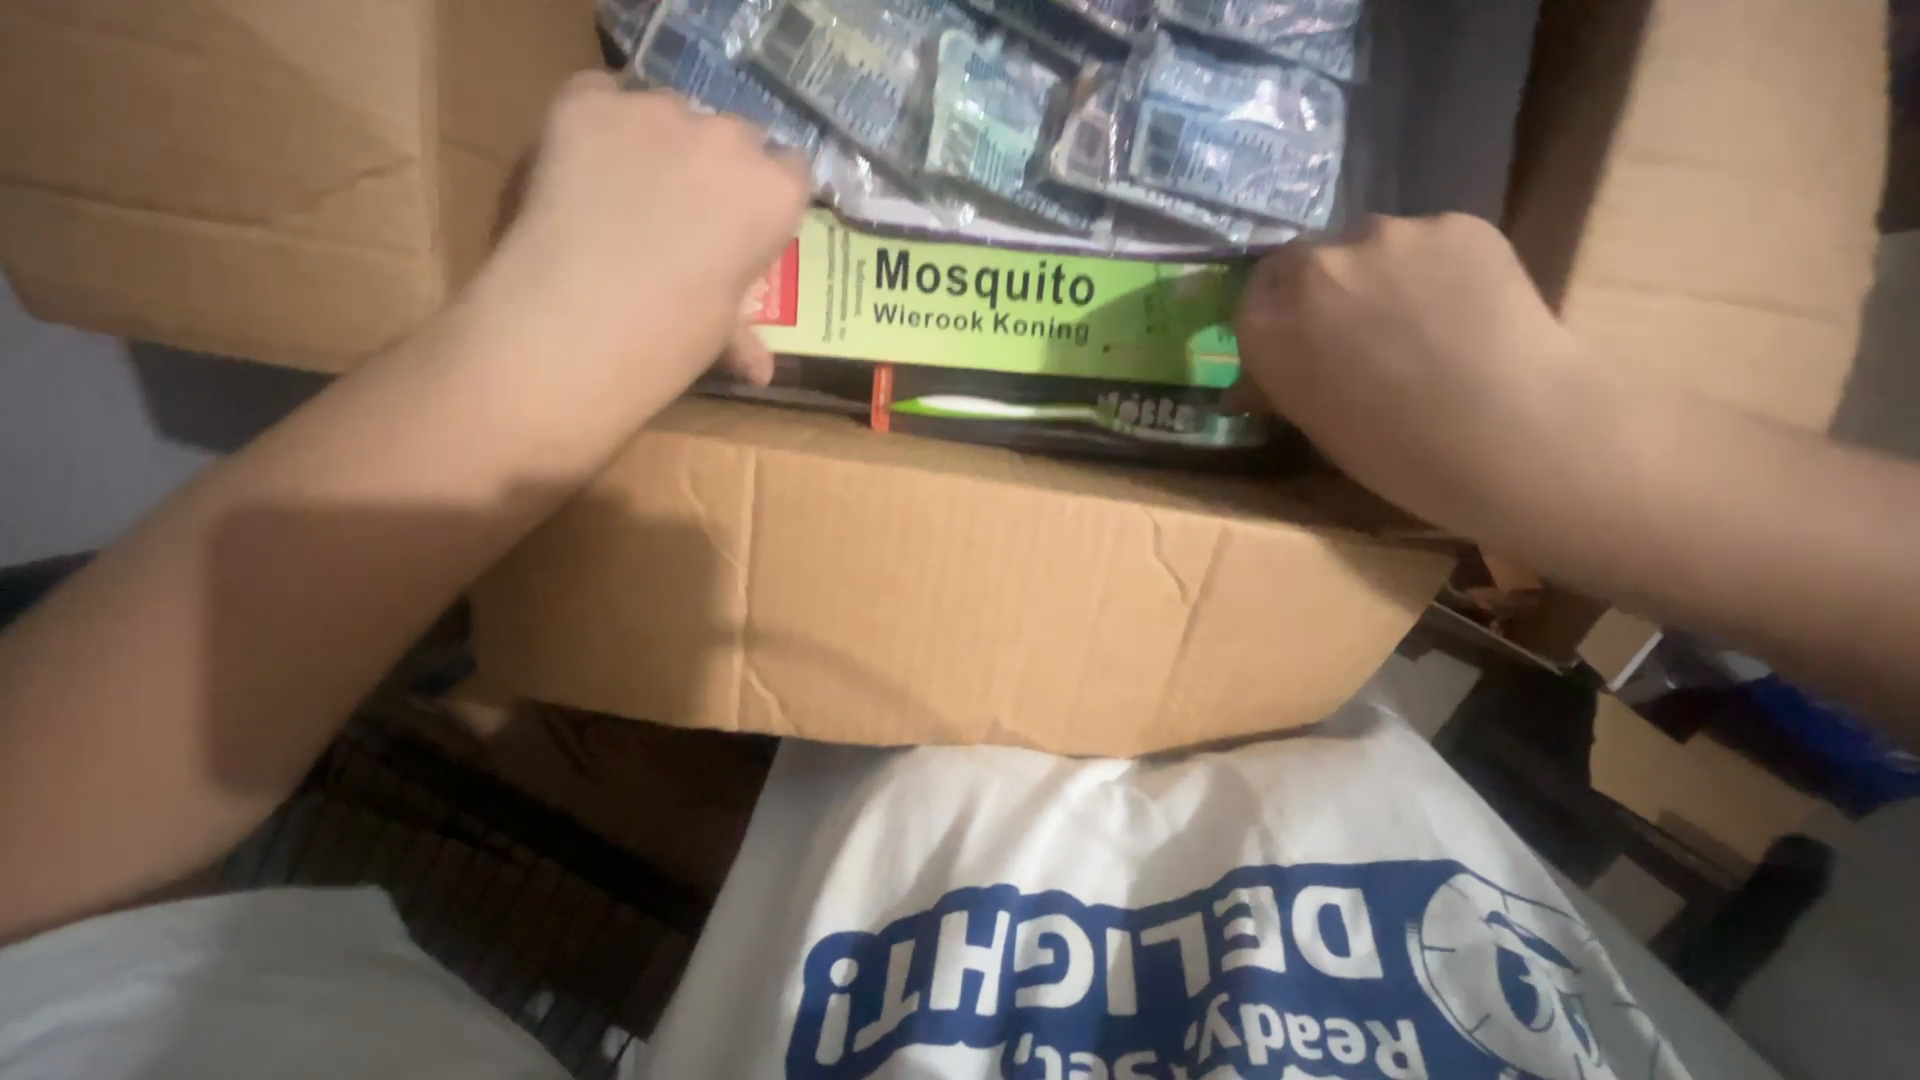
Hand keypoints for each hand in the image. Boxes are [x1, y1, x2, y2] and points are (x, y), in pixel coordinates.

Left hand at [471, 74, 810, 390]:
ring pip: (668, 112)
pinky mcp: (590, 102)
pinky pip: (602, 97)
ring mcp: (658, 112)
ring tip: (624, 192)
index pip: (789, 169)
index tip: (742, 221)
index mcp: (775, 194)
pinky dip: (598, 125)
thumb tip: (760, 372)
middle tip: (682, 212)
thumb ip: (743, 331)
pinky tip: (582, 168)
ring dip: (658, 142)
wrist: (583, 320)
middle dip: (714, 165)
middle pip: (732, 134)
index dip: (763, 194)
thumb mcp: (722, 332)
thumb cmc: (675, 337)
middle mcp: (728, 138)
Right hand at [1232, 213, 1597, 536]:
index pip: (1256, 296)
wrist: (1503, 431)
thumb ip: (1283, 379)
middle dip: (1328, 285)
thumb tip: (1255, 381)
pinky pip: (1433, 240)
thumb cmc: (1392, 451)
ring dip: (1384, 271)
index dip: (1281, 312)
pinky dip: (1441, 266)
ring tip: (1423, 315)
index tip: (1304, 334)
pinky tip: (1466, 306)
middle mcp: (1314, 267)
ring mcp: (1385, 236)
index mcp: (1267, 324)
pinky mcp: (1453, 223)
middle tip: (1363, 323)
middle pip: (1308, 260)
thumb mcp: (1314, 422)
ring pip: (1373, 245)